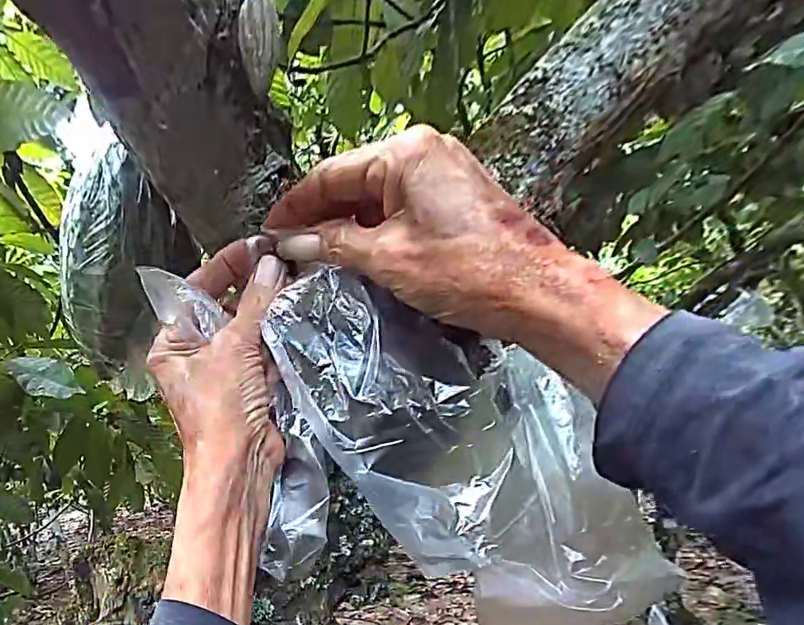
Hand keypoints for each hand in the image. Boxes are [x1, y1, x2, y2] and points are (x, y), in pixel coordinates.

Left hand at [146, 238, 286, 482]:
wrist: (239, 464)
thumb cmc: (219, 411)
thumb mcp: (233, 348)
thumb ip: (255, 303)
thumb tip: (271, 265)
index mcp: (173, 344)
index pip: (195, 291)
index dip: (224, 267)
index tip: (253, 247)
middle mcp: (195, 356)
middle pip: (224, 309)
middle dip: (252, 288)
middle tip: (280, 262)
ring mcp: (224, 372)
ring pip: (248, 330)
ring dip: (269, 312)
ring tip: (294, 282)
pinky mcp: (249, 387)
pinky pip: (264, 353)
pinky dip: (277, 338)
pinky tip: (295, 314)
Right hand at [264, 126, 665, 396]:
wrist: (533, 292)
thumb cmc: (465, 271)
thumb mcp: (388, 258)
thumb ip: (334, 245)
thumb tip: (292, 243)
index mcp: (405, 154)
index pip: (332, 173)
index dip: (295, 205)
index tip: (270, 231)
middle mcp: (423, 153)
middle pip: (352, 183)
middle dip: (318, 218)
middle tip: (288, 251)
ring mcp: (440, 176)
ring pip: (374, 200)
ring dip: (343, 229)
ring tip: (312, 260)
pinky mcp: (451, 202)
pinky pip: (397, 212)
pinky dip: (371, 233)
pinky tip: (352, 258)